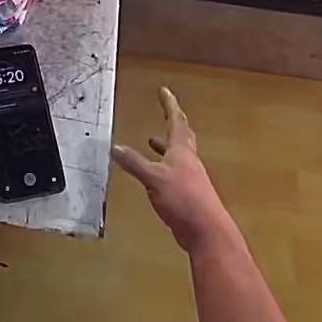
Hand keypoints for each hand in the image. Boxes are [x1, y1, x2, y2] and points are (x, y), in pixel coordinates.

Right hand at [112, 87, 237, 256]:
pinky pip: (175, 172)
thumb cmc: (184, 199)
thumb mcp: (153, 178)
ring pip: (179, 154)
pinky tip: (156, 174)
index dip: (169, 104)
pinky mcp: (188, 193)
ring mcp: (190, 177)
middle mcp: (188, 161)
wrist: (206, 230)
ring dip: (166, 145)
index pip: (176, 121)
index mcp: (181, 151)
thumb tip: (115, 148)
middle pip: (182, 135)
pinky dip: (164, 166)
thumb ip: (134, 163)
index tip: (164, 91)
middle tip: (166, 111)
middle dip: (172, 122)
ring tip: (153, 141)